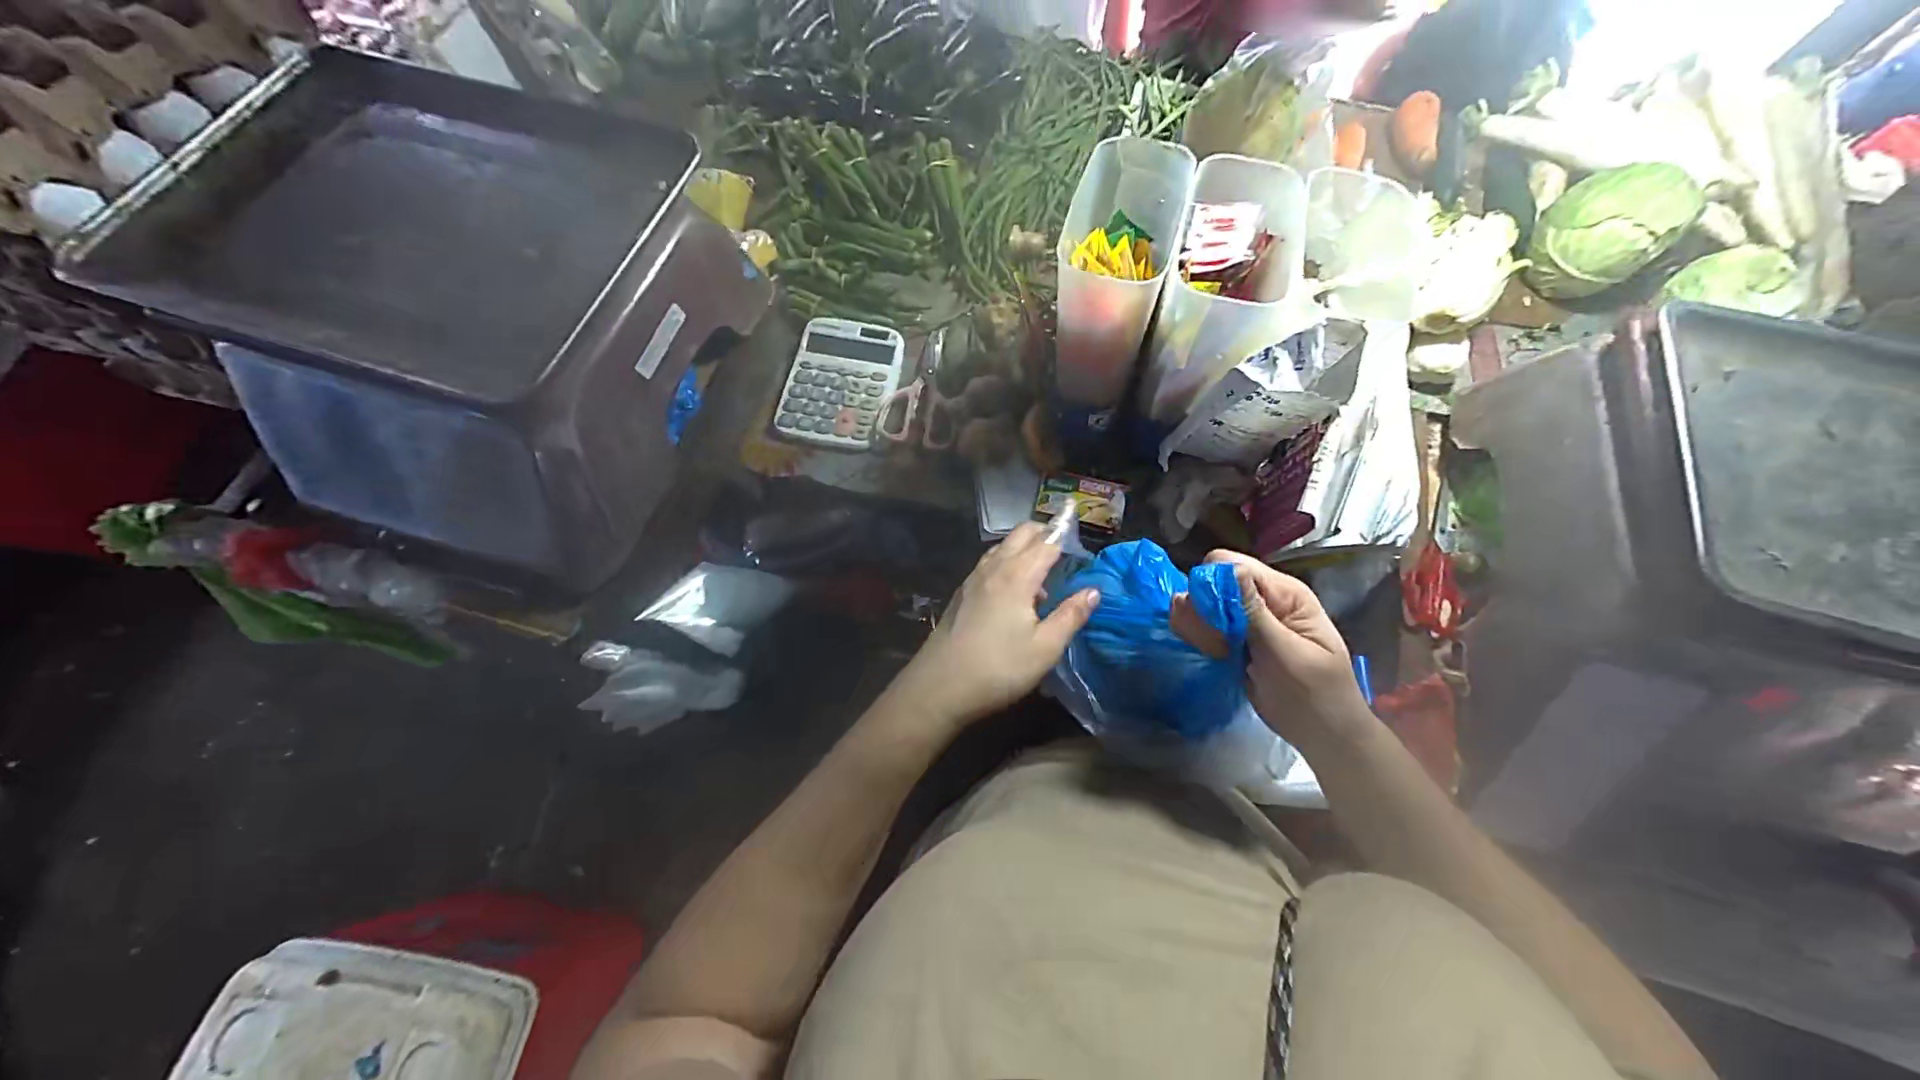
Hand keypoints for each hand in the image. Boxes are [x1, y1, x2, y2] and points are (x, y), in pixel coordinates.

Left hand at [889, 522, 1100, 725]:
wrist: (939, 686)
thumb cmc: (999, 668)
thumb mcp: (1045, 648)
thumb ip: (1071, 616)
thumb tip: (1093, 590)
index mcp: (1017, 576)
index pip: (1047, 541)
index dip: (1067, 536)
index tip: (1083, 542)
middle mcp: (993, 568)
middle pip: (1021, 534)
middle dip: (1045, 533)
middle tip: (1066, 552)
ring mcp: (973, 579)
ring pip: (1002, 547)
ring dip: (1024, 548)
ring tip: (1042, 574)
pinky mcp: (962, 594)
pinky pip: (989, 564)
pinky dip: (1007, 563)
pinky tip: (1014, 593)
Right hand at [1203, 551, 1373, 753]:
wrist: (1322, 735)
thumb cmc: (1315, 694)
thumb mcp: (1287, 653)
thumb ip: (1254, 612)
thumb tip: (1227, 570)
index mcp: (1284, 593)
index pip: (1231, 565)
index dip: (1213, 585)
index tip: (1213, 619)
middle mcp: (1261, 598)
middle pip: (1210, 583)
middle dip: (1202, 609)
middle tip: (1215, 643)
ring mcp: (1244, 619)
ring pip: (1200, 605)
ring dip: (1198, 626)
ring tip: (1216, 652)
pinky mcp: (1231, 639)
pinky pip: (1202, 626)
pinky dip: (1198, 637)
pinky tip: (1212, 655)